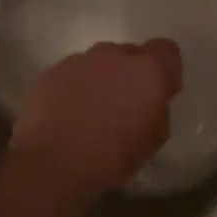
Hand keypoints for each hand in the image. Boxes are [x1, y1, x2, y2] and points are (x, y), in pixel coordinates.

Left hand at [8, 39, 183, 191]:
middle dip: (130, 73)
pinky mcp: (49, 74)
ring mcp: (79, 61)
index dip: (165, 69)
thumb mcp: (155, 138)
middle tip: (123, 103)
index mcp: (148, 69)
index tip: (161, 91)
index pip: (167, 50)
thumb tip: (150, 100)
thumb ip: (158, 107)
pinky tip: (65, 116)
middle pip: (129, 54)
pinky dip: (72, 89)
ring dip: (100, 79)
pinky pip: (69, 75)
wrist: (52, 167)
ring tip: (90, 111)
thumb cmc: (113, 156)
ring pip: (97, 63)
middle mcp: (115, 56)